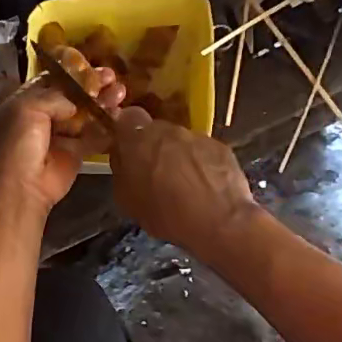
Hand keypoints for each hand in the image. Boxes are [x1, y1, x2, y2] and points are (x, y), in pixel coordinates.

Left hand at [0, 71, 123, 215]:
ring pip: (85, 114)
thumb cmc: (19, 144)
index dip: (72, 73)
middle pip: (71, 96)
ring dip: (102, 103)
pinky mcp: (75, 153)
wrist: (22, 188)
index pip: (50, 81)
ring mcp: (59, 136)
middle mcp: (41, 117)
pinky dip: (107, 127)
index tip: (92, 65)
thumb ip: (54, 96)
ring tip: (120, 93)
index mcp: (24, 102)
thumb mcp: (29, 109)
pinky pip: (93, 136)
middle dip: (91, 86)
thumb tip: (77, 99)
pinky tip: (120, 115)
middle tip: (112, 77)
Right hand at [109, 108, 260, 249]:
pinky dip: (202, 164)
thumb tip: (123, 161)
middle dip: (154, 148)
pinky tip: (206, 186)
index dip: (128, 133)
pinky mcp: (220, 146)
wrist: (220, 222)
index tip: (129, 150)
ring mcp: (196, 136)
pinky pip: (204, 151)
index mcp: (137, 141)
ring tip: (185, 184)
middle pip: (155, 131)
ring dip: (179, 156)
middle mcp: (167, 131)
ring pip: (181, 141)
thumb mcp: (127, 202)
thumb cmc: (166, 214)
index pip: (126, 119)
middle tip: (156, 173)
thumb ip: (121, 173)